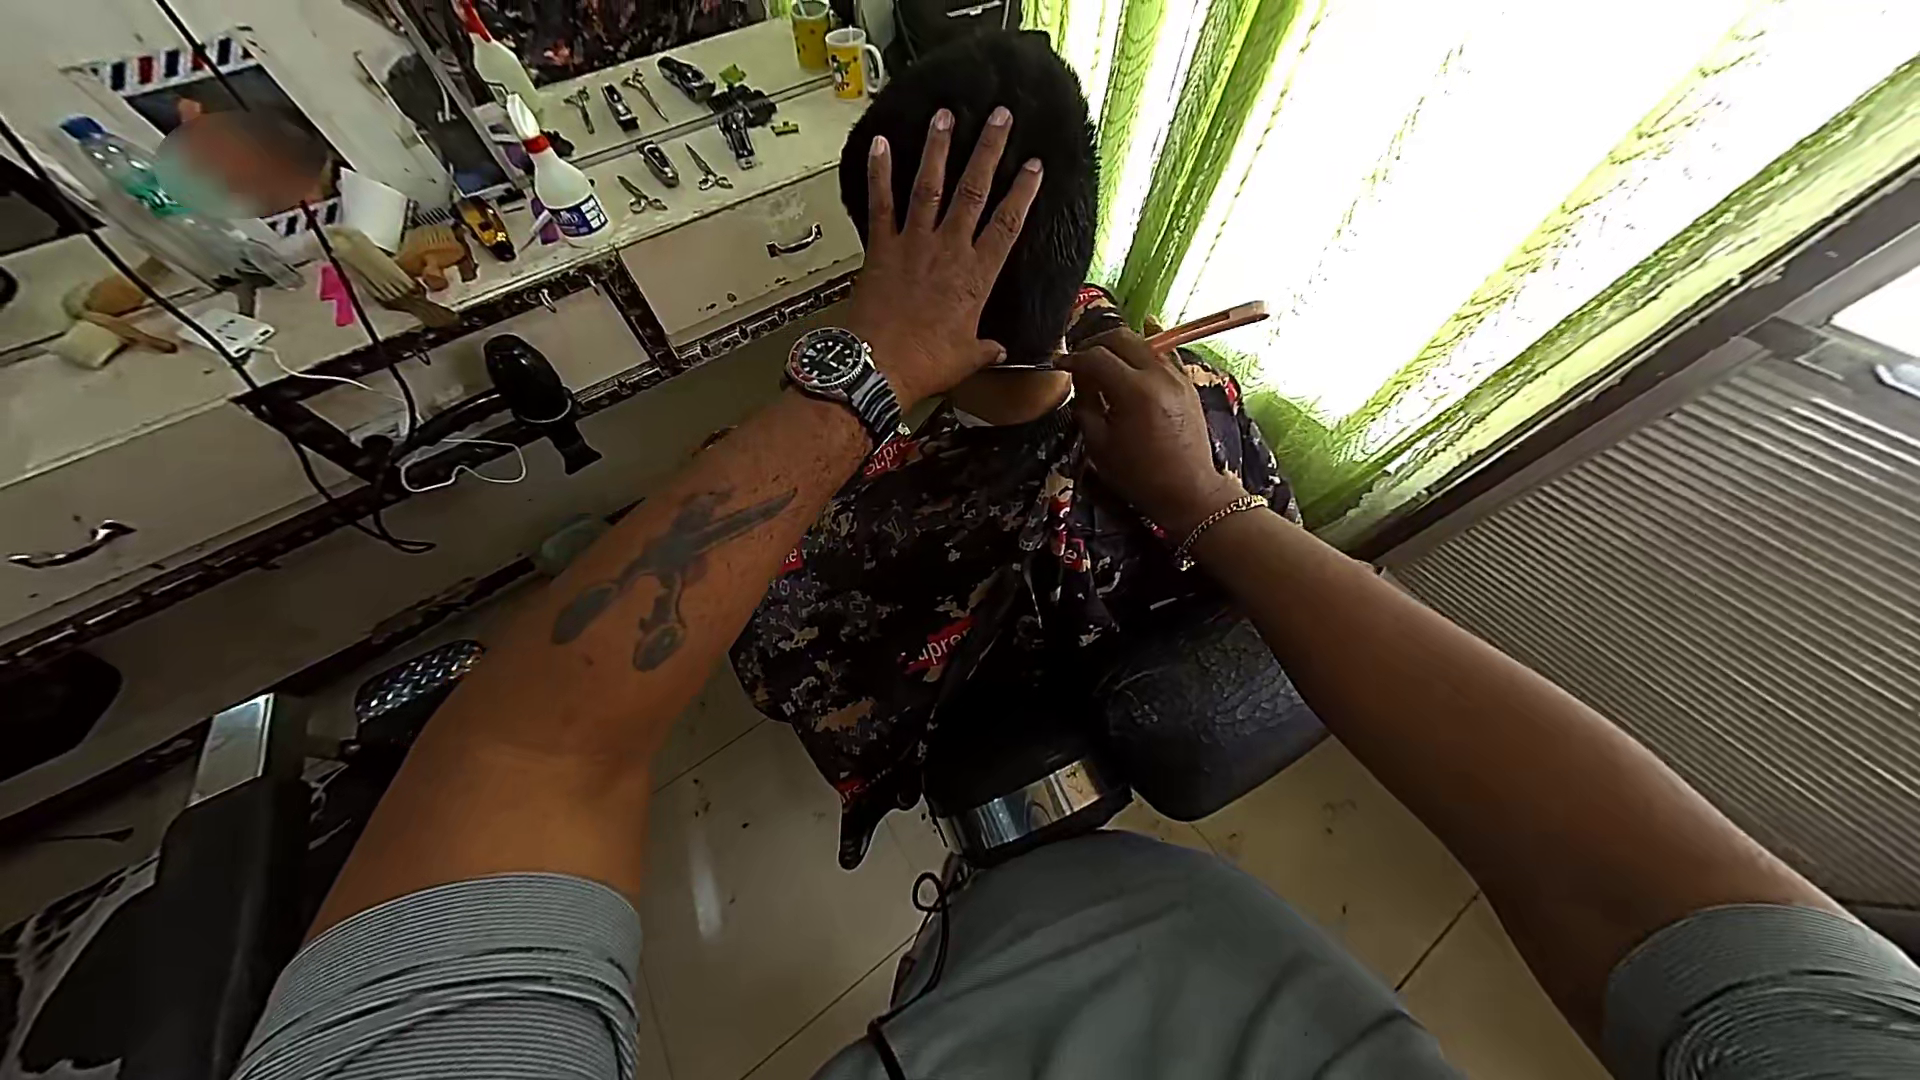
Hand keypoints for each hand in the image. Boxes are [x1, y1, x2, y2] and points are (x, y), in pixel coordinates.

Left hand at [844, 106, 1042, 411]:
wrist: (879, 366)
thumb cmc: (925, 364)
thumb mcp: (966, 359)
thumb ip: (986, 349)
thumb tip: (999, 350)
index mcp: (976, 277)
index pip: (1007, 225)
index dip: (1022, 192)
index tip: (1034, 165)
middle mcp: (948, 251)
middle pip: (973, 191)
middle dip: (988, 149)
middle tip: (1000, 116)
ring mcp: (913, 245)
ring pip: (930, 186)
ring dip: (938, 148)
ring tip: (945, 115)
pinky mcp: (882, 249)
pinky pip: (881, 204)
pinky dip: (880, 173)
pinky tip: (880, 144)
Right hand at [1059, 328, 1247, 536]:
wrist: (1187, 490)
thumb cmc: (1138, 475)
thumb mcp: (1099, 445)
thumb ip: (1085, 406)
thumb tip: (1080, 381)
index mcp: (1134, 392)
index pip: (1096, 357)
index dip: (1073, 358)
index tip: (1060, 364)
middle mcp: (1158, 375)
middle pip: (1121, 337)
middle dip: (1095, 343)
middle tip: (1079, 358)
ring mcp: (1177, 375)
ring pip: (1143, 341)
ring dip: (1118, 345)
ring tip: (1102, 361)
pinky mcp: (1186, 382)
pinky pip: (1162, 353)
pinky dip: (1144, 349)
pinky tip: (1134, 351)